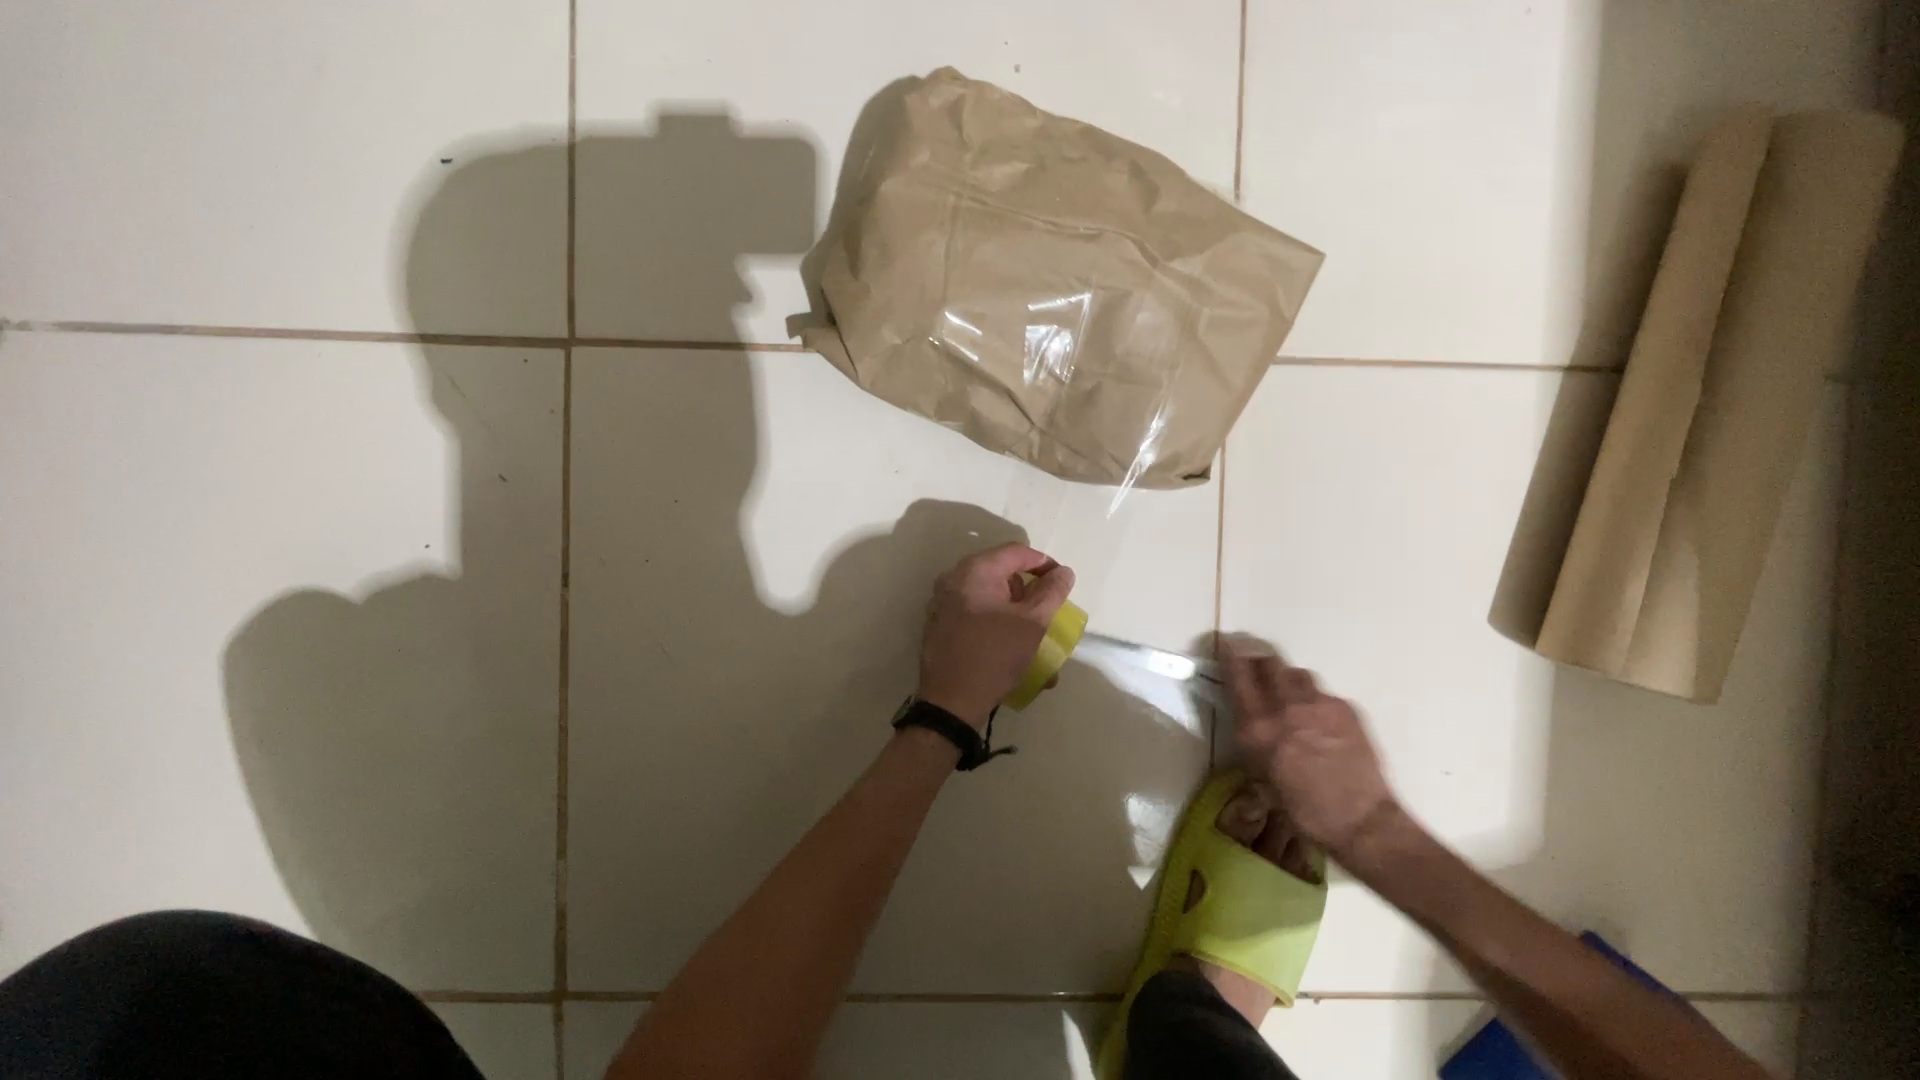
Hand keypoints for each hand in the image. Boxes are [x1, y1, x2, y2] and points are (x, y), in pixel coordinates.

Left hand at [917, 544, 1075, 730]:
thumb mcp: (1032, 623)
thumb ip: (1051, 592)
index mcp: (975, 570)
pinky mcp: (938, 624)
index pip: (1017, 552)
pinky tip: (1008, 646)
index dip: (1044, 563)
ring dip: (1013, 611)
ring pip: (987, 595)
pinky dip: (994, 622)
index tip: (1062, 582)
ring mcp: (941, 602)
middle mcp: (953, 578)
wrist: (951, 701)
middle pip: (1000, 572)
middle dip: (1027, 591)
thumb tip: (1063, 572)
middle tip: (1045, 611)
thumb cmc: (995, 655)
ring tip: (1031, 636)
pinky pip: (973, 612)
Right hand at [1217, 634, 1397, 856]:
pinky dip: (1316, 702)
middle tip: (1257, 668)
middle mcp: (1284, 708)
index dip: (1230, 656)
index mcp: (1256, 729)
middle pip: (1268, 662)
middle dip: (1259, 661)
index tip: (1227, 647)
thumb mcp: (1262, 779)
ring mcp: (1318, 705)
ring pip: (1297, 674)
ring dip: (1289, 681)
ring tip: (1292, 698)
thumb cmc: (1303, 811)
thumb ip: (1254, 744)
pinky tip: (1322, 725)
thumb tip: (1252, 728)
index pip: (1237, 675)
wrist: (1360, 821)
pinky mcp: (1346, 709)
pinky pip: (1324, 694)